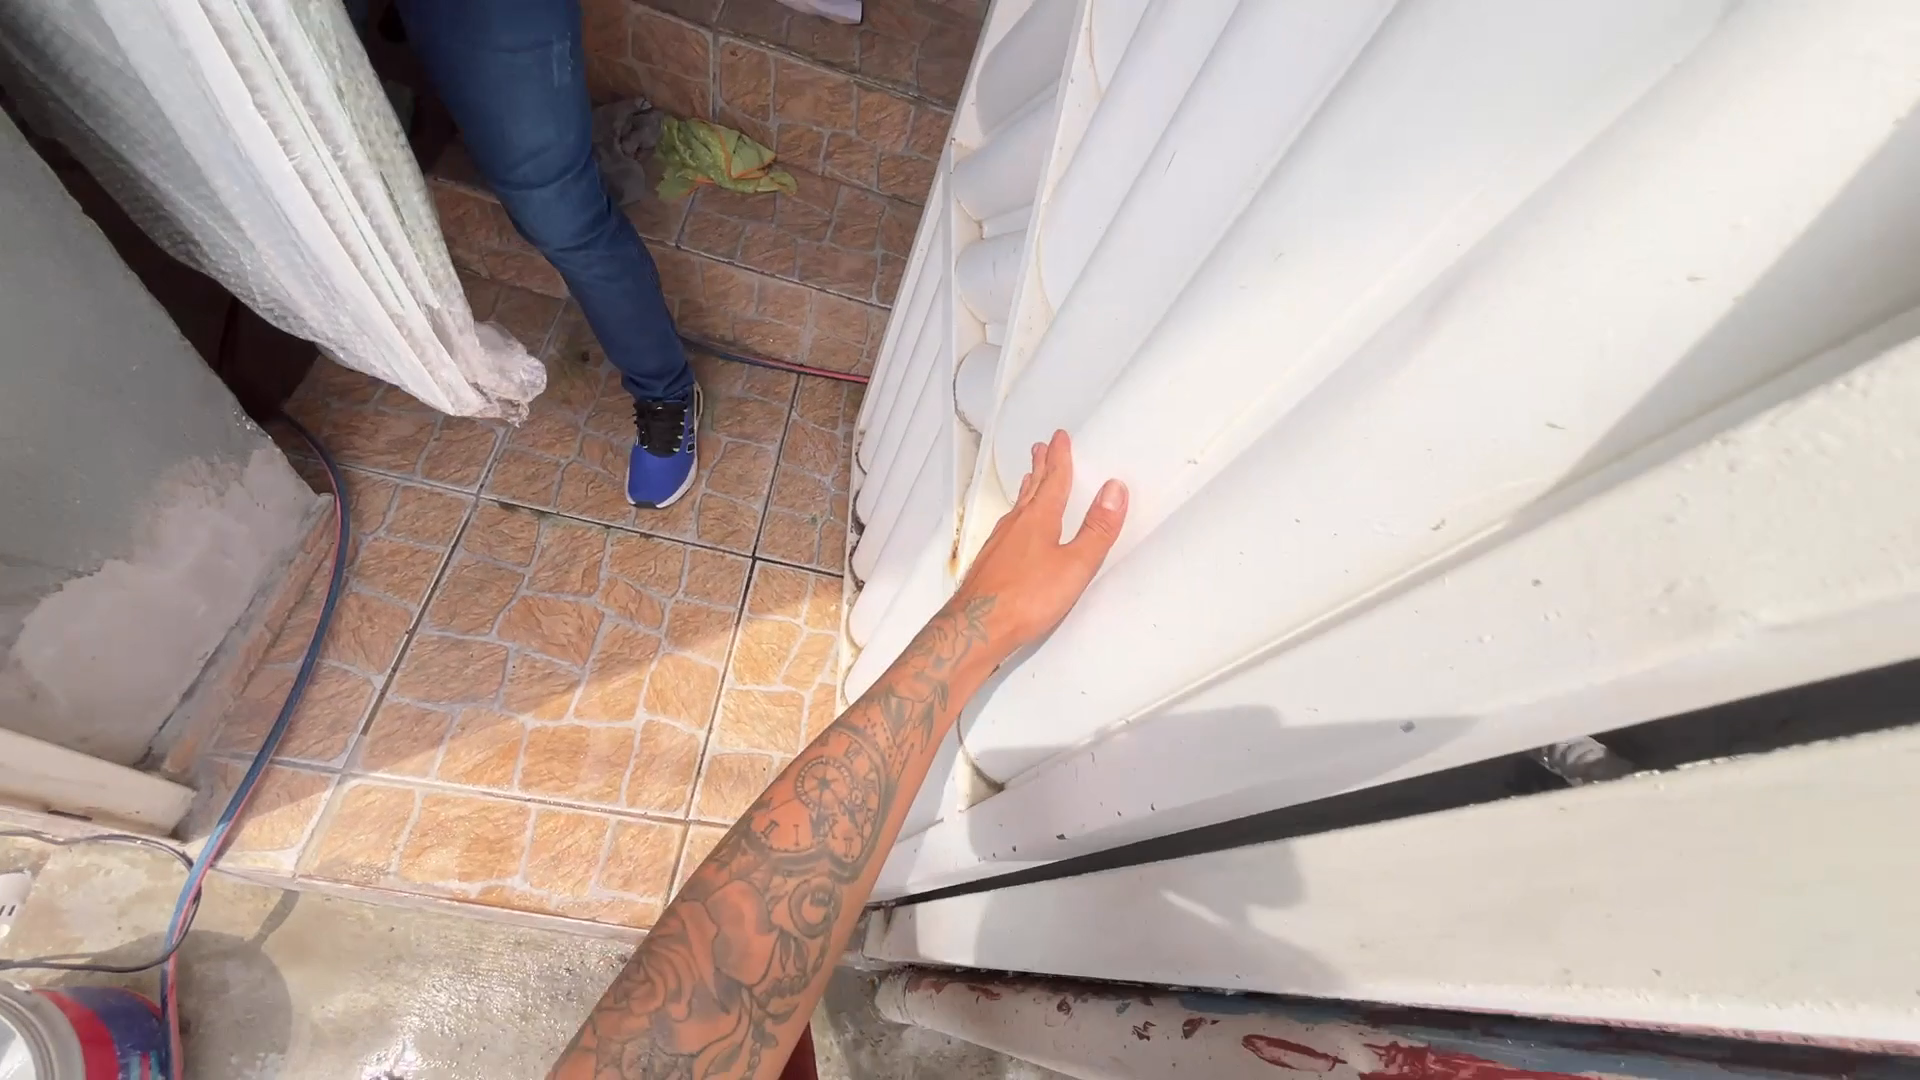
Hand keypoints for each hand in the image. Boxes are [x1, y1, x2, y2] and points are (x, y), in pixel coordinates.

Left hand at [949, 429, 1127, 658]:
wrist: (976, 627)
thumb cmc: (1026, 598)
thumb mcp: (1075, 565)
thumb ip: (1097, 529)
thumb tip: (1115, 490)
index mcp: (1039, 519)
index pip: (1053, 480)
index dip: (1059, 458)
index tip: (1060, 437)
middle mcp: (1015, 525)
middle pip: (1031, 489)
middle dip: (1040, 467)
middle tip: (1040, 447)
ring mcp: (999, 544)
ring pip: (1017, 508)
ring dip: (1026, 489)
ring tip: (1029, 478)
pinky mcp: (990, 564)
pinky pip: (1007, 528)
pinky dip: (1015, 516)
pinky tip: (1013, 527)